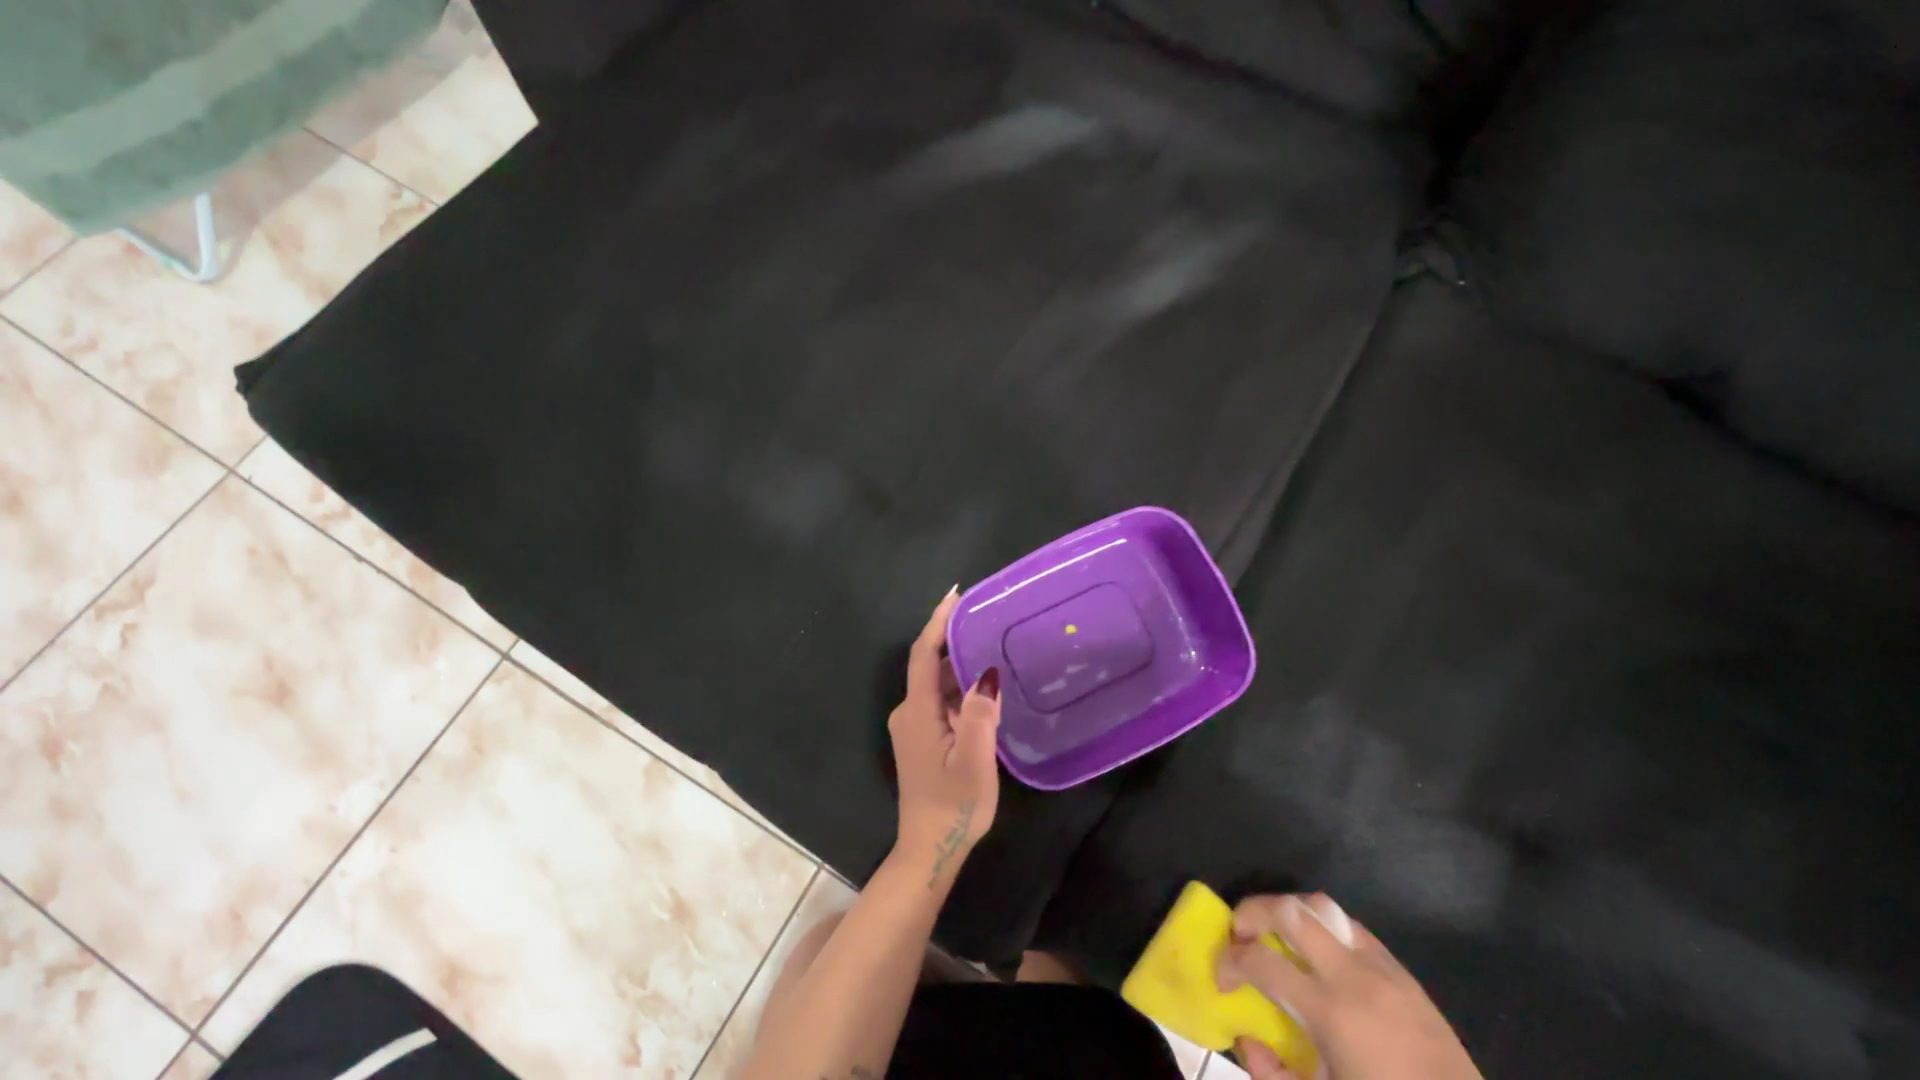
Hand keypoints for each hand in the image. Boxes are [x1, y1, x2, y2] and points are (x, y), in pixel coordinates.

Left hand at [888, 588, 1001, 886]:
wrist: (929, 849)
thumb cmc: (954, 805)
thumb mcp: (975, 759)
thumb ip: (980, 713)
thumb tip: (985, 673)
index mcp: (918, 712)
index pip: (923, 654)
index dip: (938, 622)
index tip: (956, 595)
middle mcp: (909, 714)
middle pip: (930, 666)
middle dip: (955, 641)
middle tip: (989, 620)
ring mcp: (914, 729)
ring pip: (937, 686)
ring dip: (960, 669)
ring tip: (994, 648)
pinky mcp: (922, 742)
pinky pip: (941, 704)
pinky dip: (960, 691)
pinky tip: (985, 691)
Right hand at [1217, 894, 1482, 1079]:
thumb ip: (1271, 1071)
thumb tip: (1246, 1037)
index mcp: (1332, 1012)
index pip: (1261, 962)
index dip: (1229, 962)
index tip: (1221, 980)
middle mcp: (1354, 975)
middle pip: (1289, 910)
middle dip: (1250, 913)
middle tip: (1238, 937)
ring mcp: (1382, 966)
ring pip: (1322, 906)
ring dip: (1287, 913)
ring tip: (1274, 938)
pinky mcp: (1402, 970)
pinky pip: (1350, 928)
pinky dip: (1322, 929)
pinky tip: (1318, 958)